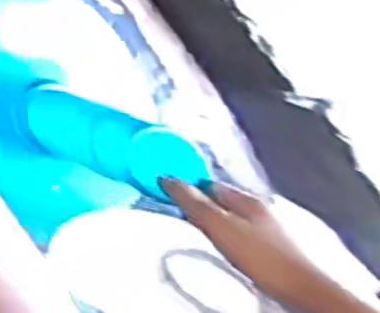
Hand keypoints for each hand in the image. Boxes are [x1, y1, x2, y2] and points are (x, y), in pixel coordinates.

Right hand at [166, 179, 378, 311]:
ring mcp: (269, 231)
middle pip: (216, 200)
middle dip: (196, 204)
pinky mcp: (273, 250)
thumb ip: (188, 197)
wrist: (307, 294)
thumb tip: (164, 176)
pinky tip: (221, 246)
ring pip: (228, 218)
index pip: (204, 181)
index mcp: (245, 198)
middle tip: (177, 212)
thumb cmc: (258, 253)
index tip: (164, 192)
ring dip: (211, 222)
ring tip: (197, 231)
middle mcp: (258, 209)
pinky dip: (225, 236)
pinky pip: (238, 234)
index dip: (184, 184)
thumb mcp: (216, 222)